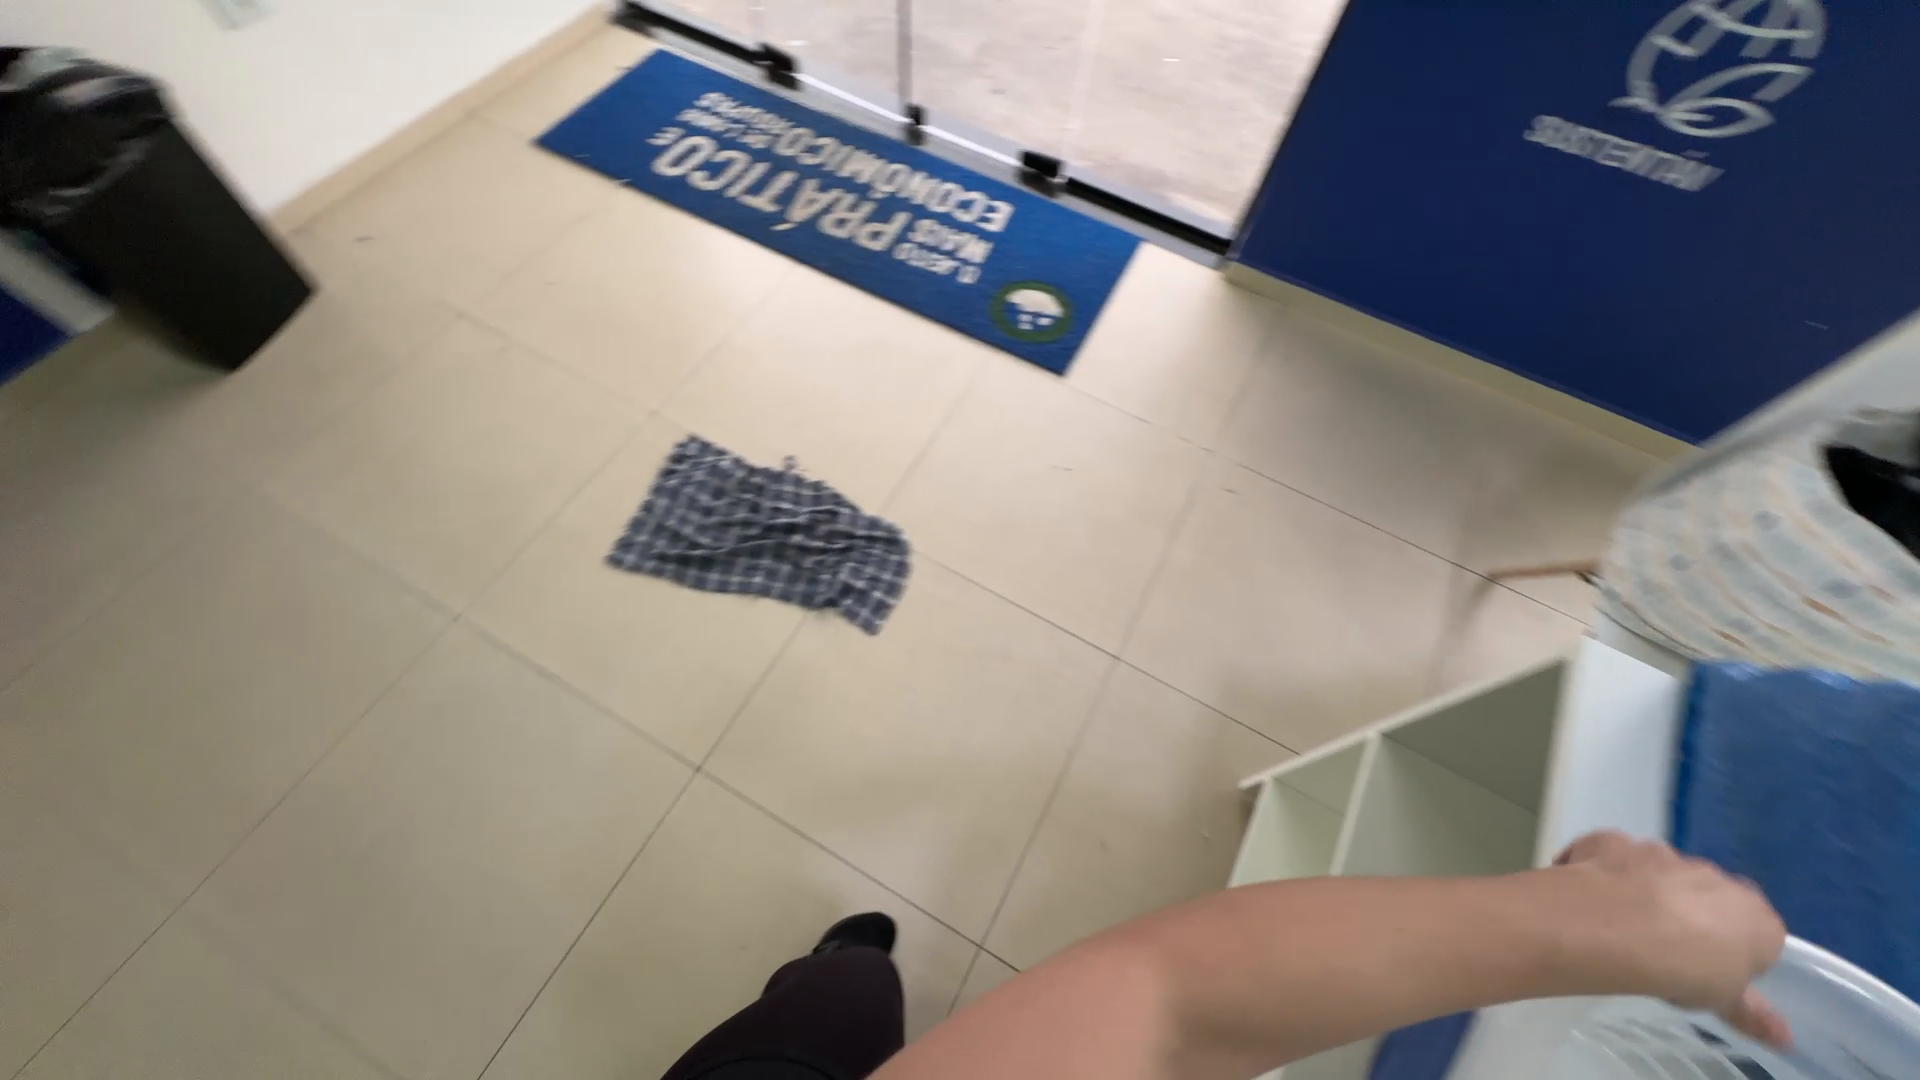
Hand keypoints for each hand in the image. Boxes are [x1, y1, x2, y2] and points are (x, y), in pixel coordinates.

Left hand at [1552, 831, 1790, 1046]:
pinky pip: (1608, 851)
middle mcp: (1711, 874)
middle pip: (1703, 891)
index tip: (1706, 964)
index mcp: (1755, 915)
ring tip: (1618, 917)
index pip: (1754, 929)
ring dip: (1643, 885)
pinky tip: (1584, 888)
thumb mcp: (1722, 1001)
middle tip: (1660, 940)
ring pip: (1656, 867)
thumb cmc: (1683, 969)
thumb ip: (1751, 1011)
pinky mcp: (1611, 839)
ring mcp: (1658, 852)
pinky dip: (1599, 865)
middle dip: (1686, 909)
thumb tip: (1782, 1036)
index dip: (1730, 946)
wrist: (1614, 925)